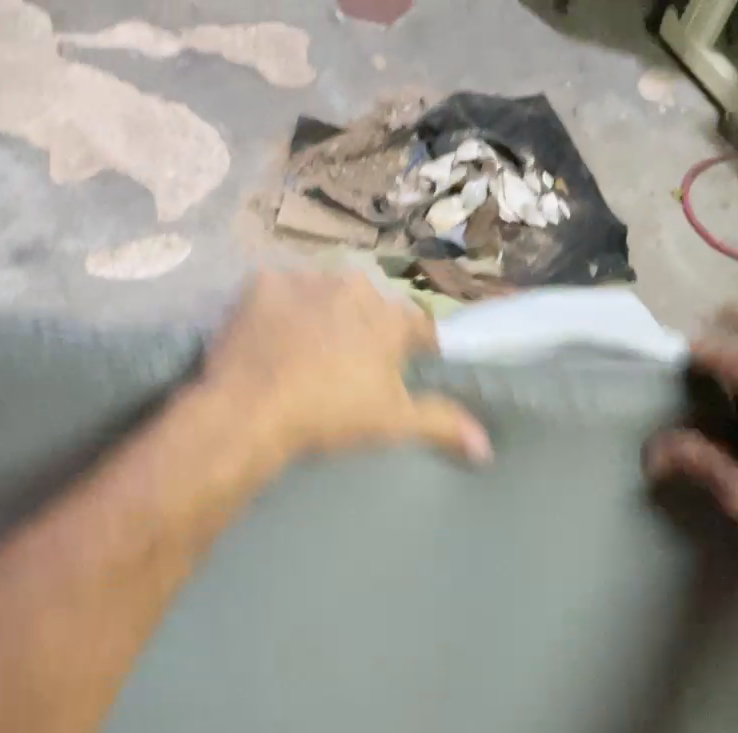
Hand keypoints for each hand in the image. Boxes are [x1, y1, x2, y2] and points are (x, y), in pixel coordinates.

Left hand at [199, 269, 491, 463]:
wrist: (250, 408)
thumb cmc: (331, 414)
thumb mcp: (393, 422)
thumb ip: (442, 424)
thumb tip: (486, 446)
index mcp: (391, 316)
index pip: (421, 328)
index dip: (417, 350)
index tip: (408, 370)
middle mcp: (353, 285)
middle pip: (370, 308)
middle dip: (365, 332)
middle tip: (348, 372)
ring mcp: (304, 280)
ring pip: (324, 297)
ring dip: (323, 318)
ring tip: (305, 358)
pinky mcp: (260, 284)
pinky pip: (281, 296)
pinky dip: (281, 315)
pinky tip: (273, 344)